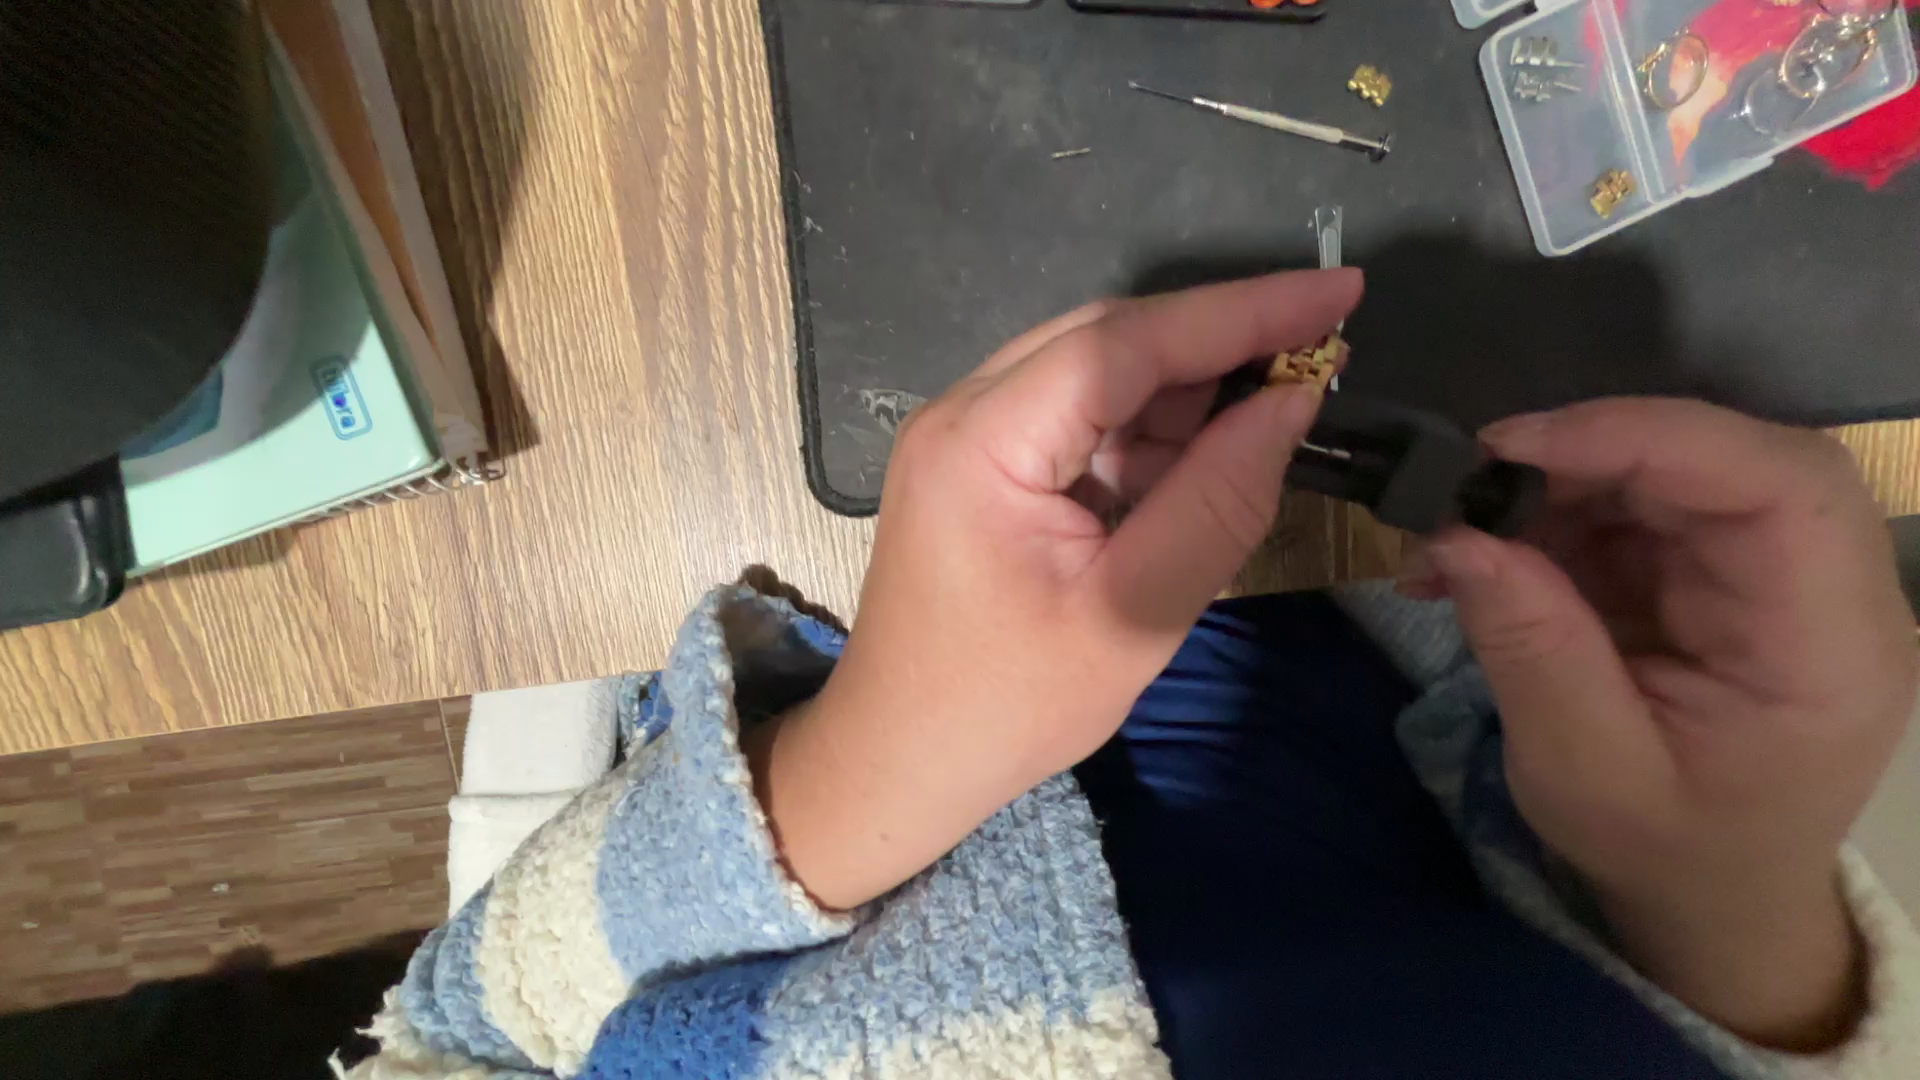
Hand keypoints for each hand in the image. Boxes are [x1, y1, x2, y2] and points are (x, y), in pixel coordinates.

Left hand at [745, 270, 1361, 910]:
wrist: (902, 753)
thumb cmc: (1009, 706)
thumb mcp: (1134, 613)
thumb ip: (1219, 500)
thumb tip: (1289, 402)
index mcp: (980, 442)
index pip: (1122, 342)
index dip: (1239, 312)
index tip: (1337, 292)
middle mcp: (958, 415)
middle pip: (1102, 344)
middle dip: (1213, 349)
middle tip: (1311, 366)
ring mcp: (958, 437)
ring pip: (1089, 378)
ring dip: (1177, 399)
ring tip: (1256, 433)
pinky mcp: (971, 465)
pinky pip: (1067, 422)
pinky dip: (1135, 436)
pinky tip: (1184, 470)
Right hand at [1402, 398, 1917, 1050]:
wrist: (1701, 883)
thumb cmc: (1659, 843)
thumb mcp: (1578, 764)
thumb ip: (1527, 647)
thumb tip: (1454, 539)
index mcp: (1824, 646)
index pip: (1777, 488)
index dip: (1643, 439)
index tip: (1508, 449)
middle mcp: (1812, 590)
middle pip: (1719, 462)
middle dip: (1577, 458)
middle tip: (1464, 489)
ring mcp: (1754, 577)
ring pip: (1657, 478)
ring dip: (1540, 494)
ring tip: (1452, 545)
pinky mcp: (1697, 576)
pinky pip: (1617, 515)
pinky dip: (1532, 524)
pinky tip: (1470, 562)